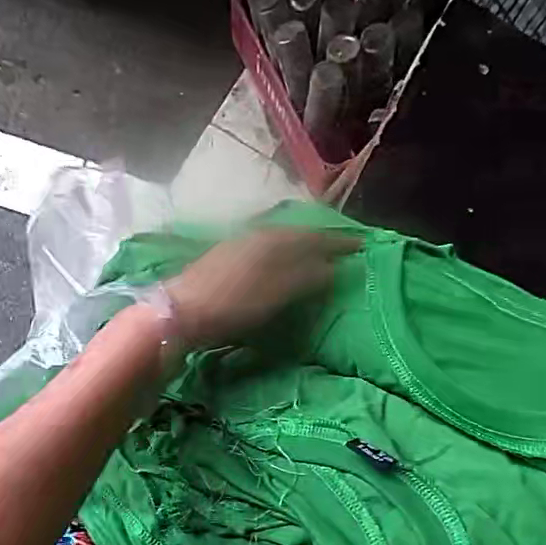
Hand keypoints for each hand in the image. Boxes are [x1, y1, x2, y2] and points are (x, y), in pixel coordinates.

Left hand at [163, 229, 360, 347]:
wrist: (182, 310)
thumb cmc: (233, 303)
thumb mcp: (277, 293)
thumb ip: (307, 277)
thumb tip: (333, 267)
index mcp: (276, 238)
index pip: (317, 236)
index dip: (340, 242)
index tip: (363, 246)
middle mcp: (259, 234)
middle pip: (300, 235)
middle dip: (323, 242)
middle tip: (344, 251)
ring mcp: (241, 244)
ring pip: (283, 241)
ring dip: (303, 248)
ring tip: (319, 258)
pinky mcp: (228, 257)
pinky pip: (268, 250)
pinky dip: (285, 255)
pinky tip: (285, 266)